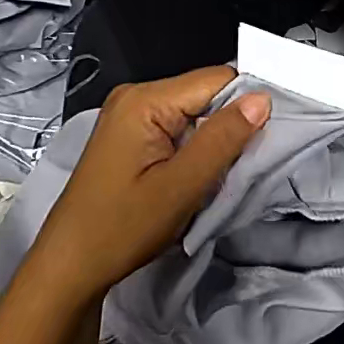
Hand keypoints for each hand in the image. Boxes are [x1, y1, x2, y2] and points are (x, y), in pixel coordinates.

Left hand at [25, 66, 270, 303]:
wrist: (71, 265)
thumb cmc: (120, 229)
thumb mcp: (180, 187)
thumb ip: (223, 139)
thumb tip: (260, 100)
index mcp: (144, 100)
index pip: (216, 79)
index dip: (247, 102)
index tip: (272, 133)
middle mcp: (135, 96)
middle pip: (205, 93)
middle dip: (230, 124)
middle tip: (243, 163)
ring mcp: (130, 114)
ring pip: (195, 112)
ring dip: (213, 139)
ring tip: (219, 174)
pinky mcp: (131, 134)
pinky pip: (178, 126)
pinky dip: (195, 147)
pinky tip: (197, 174)